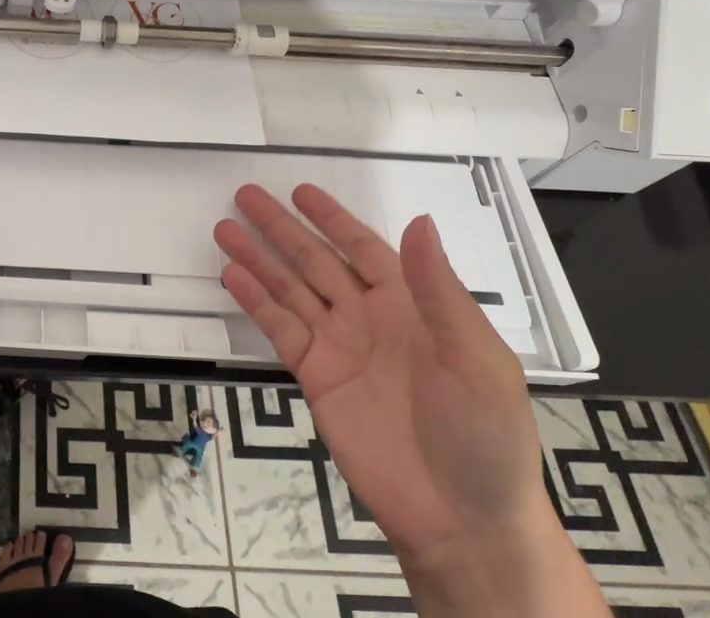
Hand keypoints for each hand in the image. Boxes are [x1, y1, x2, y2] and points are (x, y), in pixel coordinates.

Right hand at [216, 185, 608, 615]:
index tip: (300, 191)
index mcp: (413, 305)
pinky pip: (280, 330)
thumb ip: (438, 290)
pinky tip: (232, 277)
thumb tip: (418, 222)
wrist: (460, 518)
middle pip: (316, 261)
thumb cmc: (485, 435)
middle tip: (245, 197)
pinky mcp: (315, 378)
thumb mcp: (475, 358)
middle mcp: (370, 317)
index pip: (364, 248)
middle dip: (281, 229)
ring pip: (290, 290)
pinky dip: (255, 302)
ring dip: (258, 259)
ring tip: (224, 230)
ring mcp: (339, 347)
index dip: (332, 219)